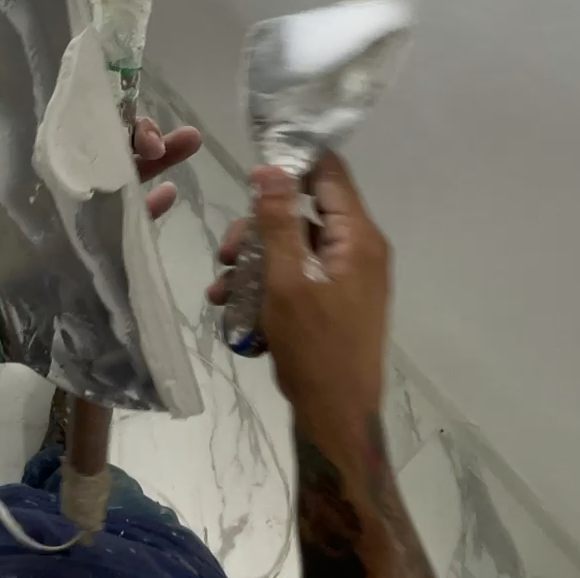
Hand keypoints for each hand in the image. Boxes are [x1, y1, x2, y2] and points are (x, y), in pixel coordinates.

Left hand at [0, 115, 201, 334]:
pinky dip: (148, 204)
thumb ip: (28, 190)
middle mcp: (55, 185)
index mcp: (30, 169)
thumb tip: (60, 145)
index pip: (72, 127)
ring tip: (189, 141)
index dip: (104, 116)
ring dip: (155, 159)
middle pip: (103, 146)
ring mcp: (75, 215)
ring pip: (120, 177)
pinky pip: (124, 219)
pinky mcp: (89, 248)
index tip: (131, 122)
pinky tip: (169, 194)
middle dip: (138, 133)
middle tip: (168, 141)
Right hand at [206, 152, 390, 426]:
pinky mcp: (334, 298)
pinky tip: (232, 304)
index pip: (330, 174)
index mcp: (357, 239)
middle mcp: (358, 250)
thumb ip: (278, 220)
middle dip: (257, 226)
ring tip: (221, 286)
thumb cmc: (314, 346)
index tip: (253, 164)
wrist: (336, 417)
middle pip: (302, 212)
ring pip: (292, 245)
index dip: (293, 161)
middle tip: (226, 250)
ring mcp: (347, 276)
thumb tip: (269, 168)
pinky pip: (296, 273)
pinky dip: (265, 282)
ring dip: (253, 259)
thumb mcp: (287, 278)